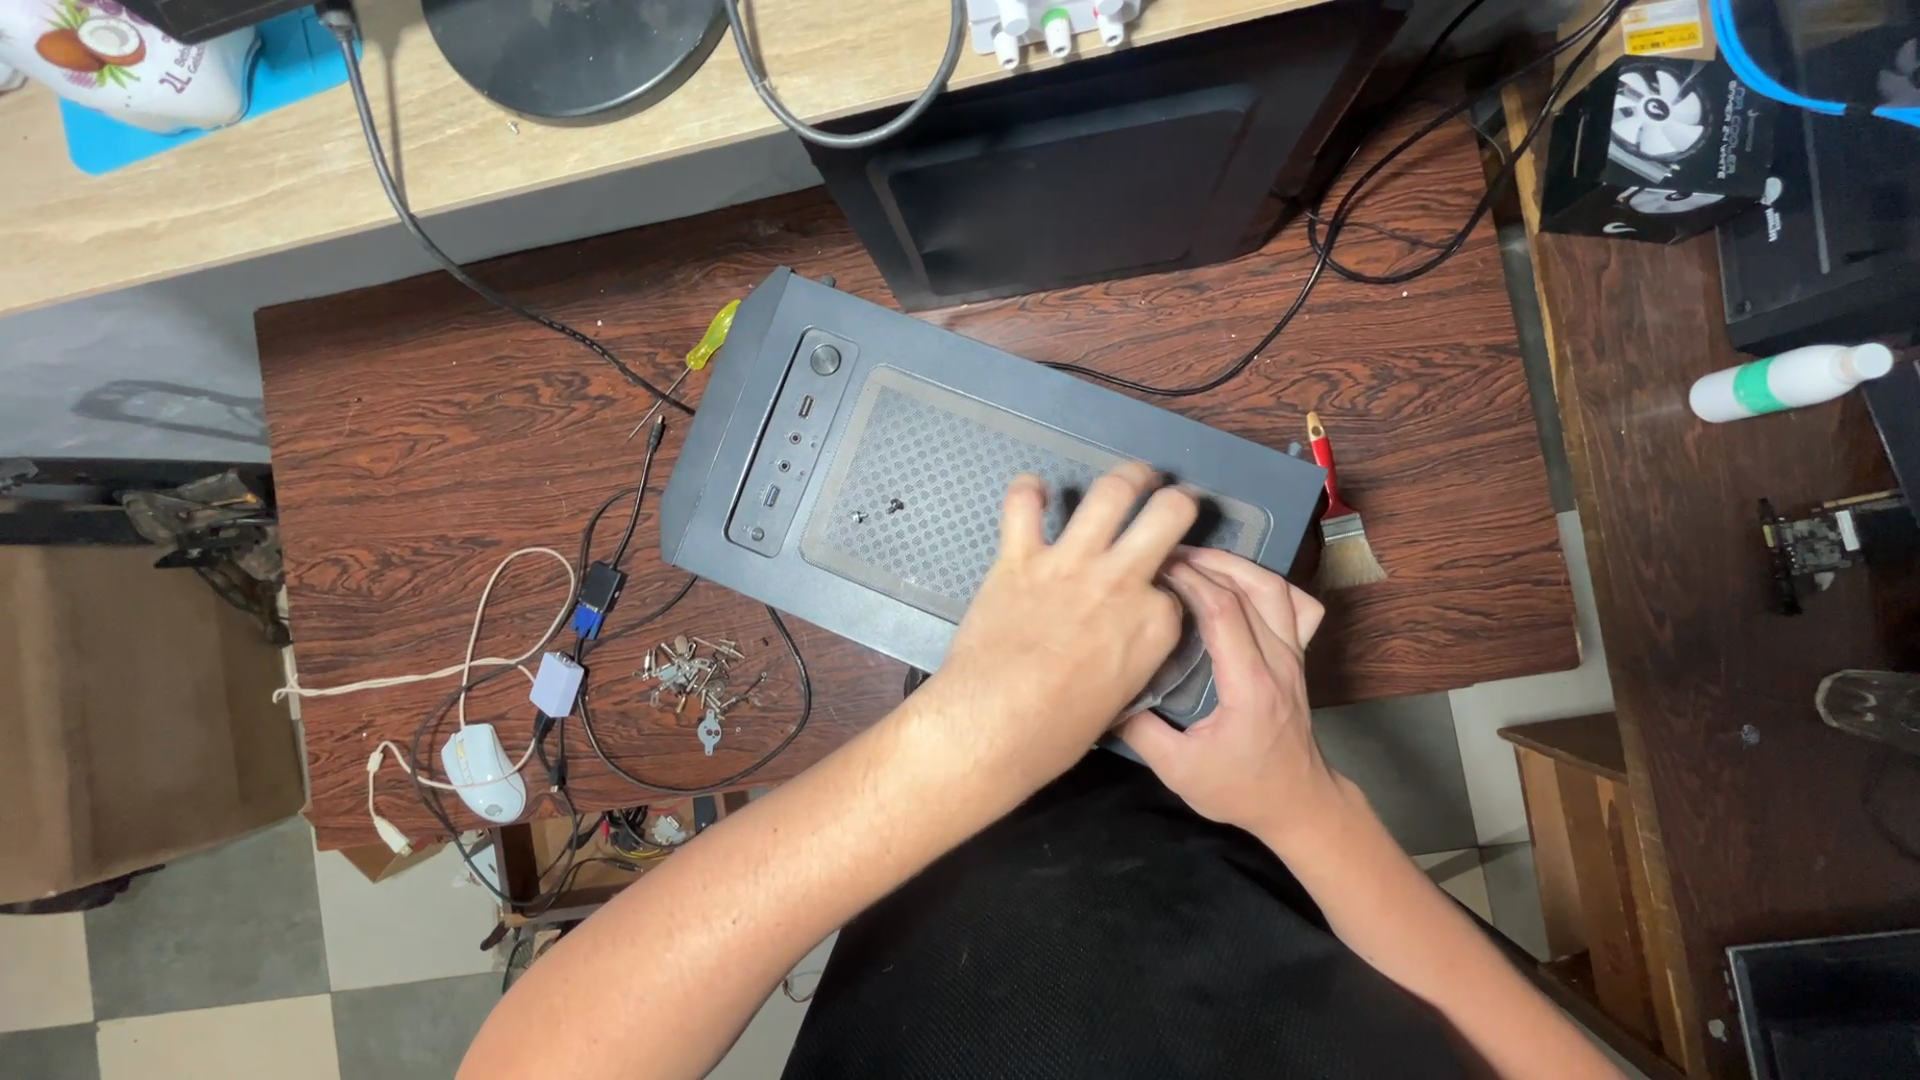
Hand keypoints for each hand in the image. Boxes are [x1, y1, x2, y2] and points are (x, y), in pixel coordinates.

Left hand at [912, 463, 1195, 791]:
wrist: (993, 724)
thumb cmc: (1058, 731)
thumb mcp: (1120, 699)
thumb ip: (1132, 655)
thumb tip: (1122, 641)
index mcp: (1155, 623)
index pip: (1177, 587)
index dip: (1167, 587)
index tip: (1158, 588)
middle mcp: (1121, 582)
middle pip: (1168, 516)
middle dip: (1176, 502)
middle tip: (1171, 498)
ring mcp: (1070, 564)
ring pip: (1110, 493)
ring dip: (1127, 476)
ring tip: (1133, 475)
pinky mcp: (1019, 558)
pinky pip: (1023, 505)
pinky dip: (1027, 490)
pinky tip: (1034, 488)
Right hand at [1117, 548, 1341, 843]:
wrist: (1299, 805)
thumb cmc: (1239, 789)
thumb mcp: (1177, 769)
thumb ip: (1137, 730)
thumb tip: (1100, 692)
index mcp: (1249, 685)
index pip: (1222, 611)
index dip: (1188, 580)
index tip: (1154, 569)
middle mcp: (1278, 661)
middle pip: (1249, 588)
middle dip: (1205, 562)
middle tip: (1165, 555)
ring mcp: (1295, 656)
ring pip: (1275, 588)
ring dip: (1235, 565)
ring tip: (1195, 557)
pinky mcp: (1298, 657)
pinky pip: (1298, 605)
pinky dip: (1270, 584)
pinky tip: (1240, 583)